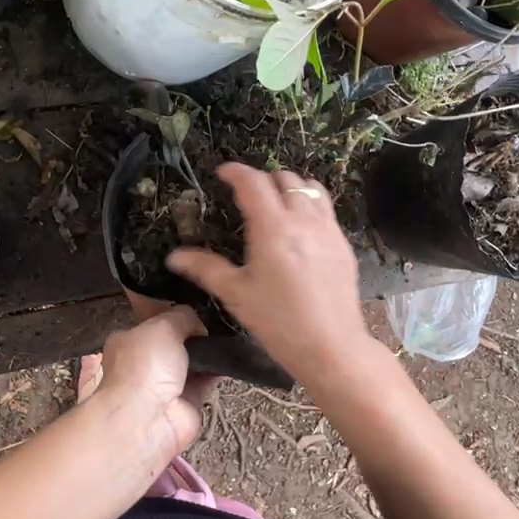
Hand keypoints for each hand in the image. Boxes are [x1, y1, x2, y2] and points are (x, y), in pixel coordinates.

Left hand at [83, 307, 212, 478]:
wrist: (148, 418)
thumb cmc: (145, 365)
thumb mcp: (162, 325)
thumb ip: (183, 316)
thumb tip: (199, 325)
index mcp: (130, 341)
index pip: (154, 323)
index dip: (174, 315)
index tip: (197, 309)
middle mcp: (146, 362)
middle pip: (175, 342)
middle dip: (194, 334)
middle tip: (217, 322)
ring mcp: (166, 384)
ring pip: (193, 361)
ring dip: (208, 352)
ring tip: (228, 336)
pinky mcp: (188, 402)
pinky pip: (207, 380)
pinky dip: (218, 370)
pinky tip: (231, 357)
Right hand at [166, 164, 378, 385]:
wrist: (331, 347)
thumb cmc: (279, 323)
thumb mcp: (236, 295)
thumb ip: (205, 269)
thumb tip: (174, 257)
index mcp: (273, 229)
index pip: (253, 183)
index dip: (236, 171)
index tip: (222, 172)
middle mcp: (304, 221)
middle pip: (285, 178)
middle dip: (263, 178)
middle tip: (246, 194)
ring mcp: (328, 231)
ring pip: (311, 188)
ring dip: (290, 186)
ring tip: (275, 202)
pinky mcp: (343, 245)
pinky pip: (326, 209)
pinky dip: (310, 204)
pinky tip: (300, 226)